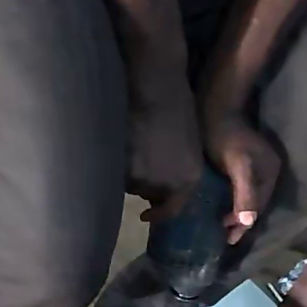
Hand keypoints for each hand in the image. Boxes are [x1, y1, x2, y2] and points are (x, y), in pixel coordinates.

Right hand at [126, 88, 204, 221]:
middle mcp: (167, 186)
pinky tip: (122, 142)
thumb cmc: (178, 109)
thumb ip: (179, 171)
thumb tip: (161, 187)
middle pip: (148, 194)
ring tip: (133, 145)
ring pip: (131, 183)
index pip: (171, 209)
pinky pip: (117, 172)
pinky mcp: (124, 170)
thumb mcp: (189, 147)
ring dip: (130, 171)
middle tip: (139, 160)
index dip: (157, 213)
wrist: (158, 91)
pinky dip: (118, 162)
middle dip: (143, 182)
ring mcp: (144, 180)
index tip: (145, 215)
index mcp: (189, 181)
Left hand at [203, 113, 279, 244]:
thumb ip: (245, 193)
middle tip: (223, 235)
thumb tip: (250, 222)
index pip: (259, 208)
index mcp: (271, 174)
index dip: (244, 225)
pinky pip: (239, 187)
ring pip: (248, 197)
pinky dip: (231, 200)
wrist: (216, 105)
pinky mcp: (242, 162)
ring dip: (236, 212)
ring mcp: (256, 166)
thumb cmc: (225, 135)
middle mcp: (268, 172)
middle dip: (241, 221)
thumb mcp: (238, 165)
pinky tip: (221, 204)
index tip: (228, 239)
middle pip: (255, 204)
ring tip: (221, 224)